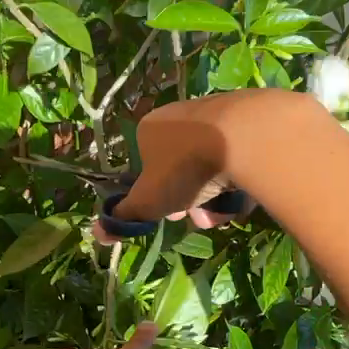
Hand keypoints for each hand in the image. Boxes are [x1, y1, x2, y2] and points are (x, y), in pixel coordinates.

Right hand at [93, 89, 325, 242]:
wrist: (247, 136)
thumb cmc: (185, 167)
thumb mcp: (148, 200)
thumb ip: (125, 216)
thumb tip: (97, 233)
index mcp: (151, 128)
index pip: (147, 166)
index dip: (156, 194)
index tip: (168, 212)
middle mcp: (182, 115)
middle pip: (180, 168)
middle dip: (188, 198)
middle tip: (196, 214)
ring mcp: (218, 114)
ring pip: (211, 166)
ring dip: (214, 196)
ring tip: (224, 212)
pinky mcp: (251, 120)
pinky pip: (239, 158)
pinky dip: (239, 180)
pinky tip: (245, 196)